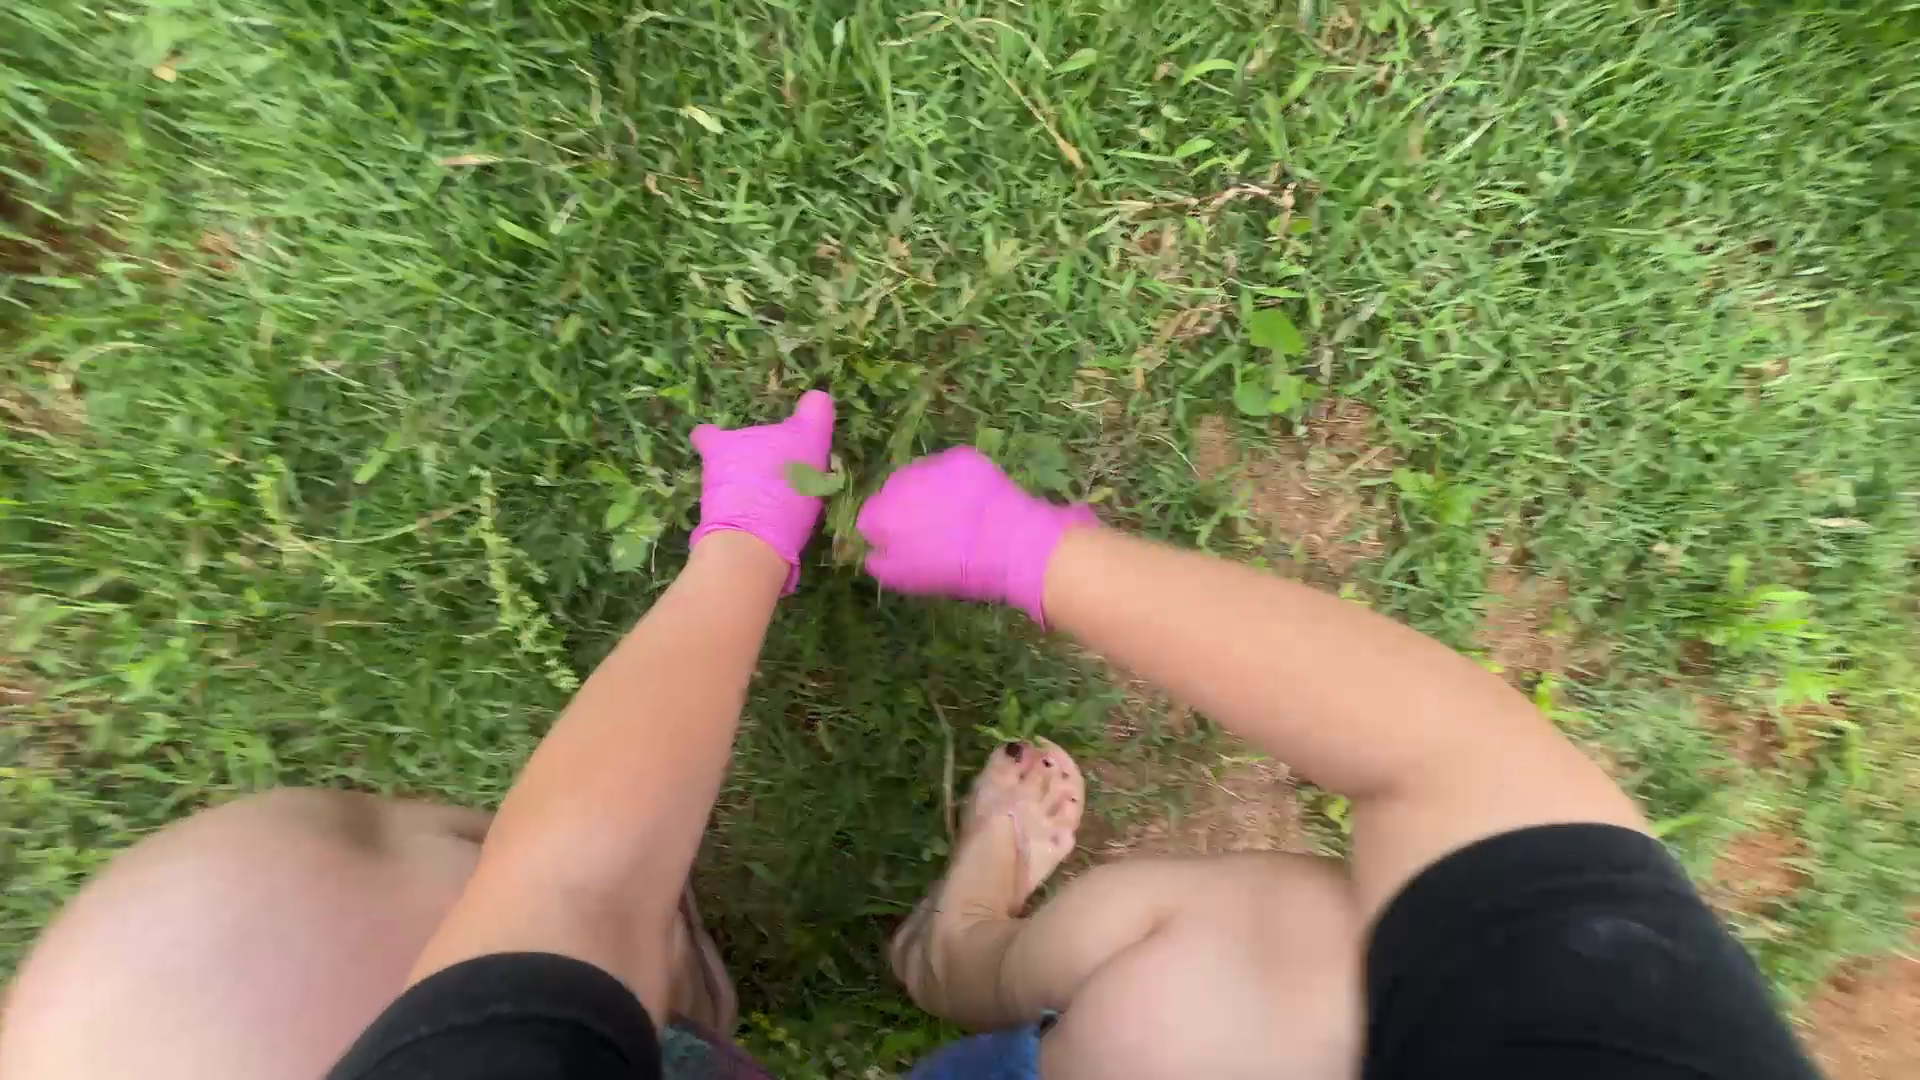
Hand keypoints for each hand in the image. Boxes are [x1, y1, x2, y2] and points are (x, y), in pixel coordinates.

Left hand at [689, 390, 834, 594]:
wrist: (756, 544)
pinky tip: (784, 530)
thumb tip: (818, 396)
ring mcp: (718, 510)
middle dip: (745, 468)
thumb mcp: (807, 440)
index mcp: (724, 446)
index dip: (715, 436)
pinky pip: (747, 525)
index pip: (710, 435)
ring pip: (737, 495)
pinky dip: (760, 525)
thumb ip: (813, 415)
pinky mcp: (730, 540)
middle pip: (728, 465)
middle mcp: (714, 475)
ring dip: (753, 498)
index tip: (721, 439)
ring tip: (782, 505)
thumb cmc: (780, 483)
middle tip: (772, 476)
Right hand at [856, 447, 1097, 623]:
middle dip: (908, 505)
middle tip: (935, 527)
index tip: (906, 543)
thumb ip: (880, 564)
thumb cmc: (954, 570)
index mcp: (881, 515)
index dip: (887, 531)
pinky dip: (959, 480)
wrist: (1007, 544)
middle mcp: (899, 483)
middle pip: (894, 491)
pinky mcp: (961, 456)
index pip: (869, 518)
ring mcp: (931, 465)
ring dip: (931, 489)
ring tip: (958, 512)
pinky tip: (976, 499)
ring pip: (922, 475)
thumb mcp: (907, 580)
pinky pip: (952, 467)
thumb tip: (874, 552)